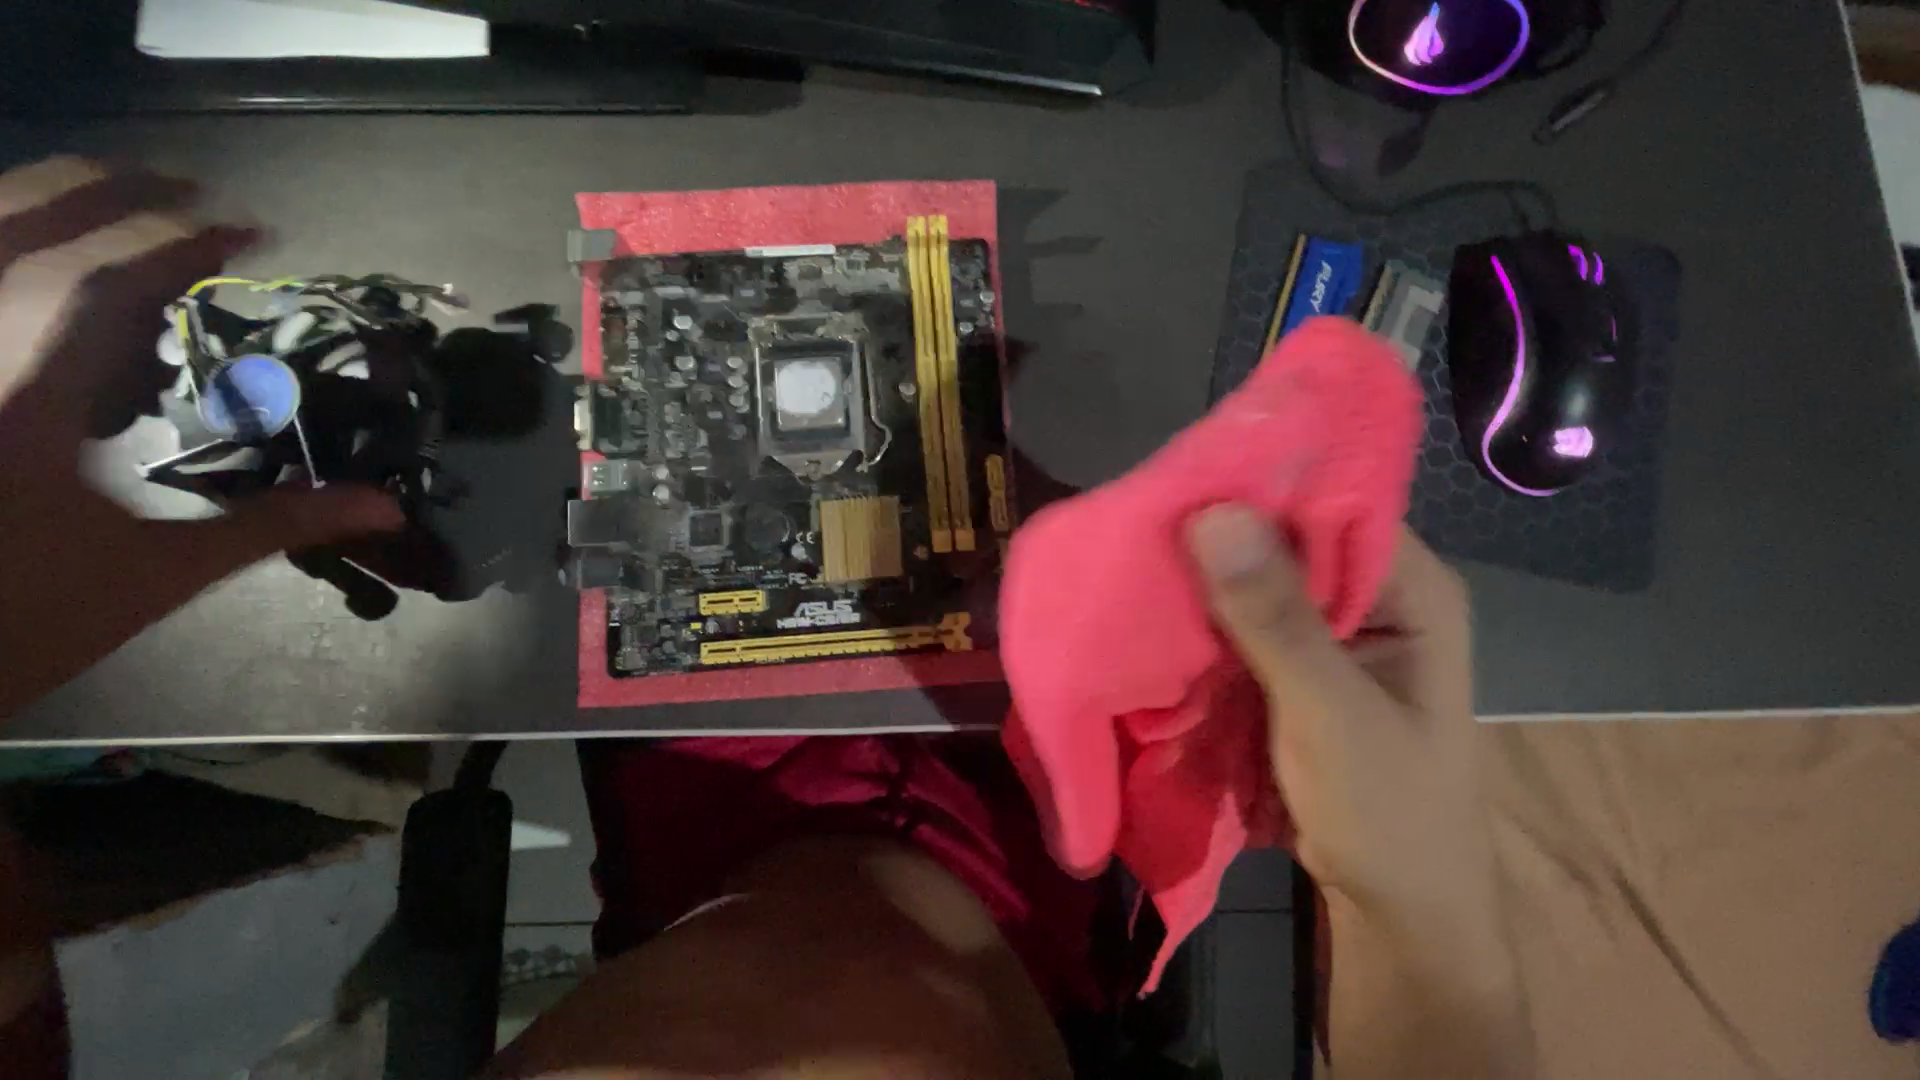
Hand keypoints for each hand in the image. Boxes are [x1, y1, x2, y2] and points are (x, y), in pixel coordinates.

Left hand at [0, 158, 402, 717]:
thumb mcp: (152, 575)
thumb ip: (270, 525)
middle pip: (15, 225)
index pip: (105, 280)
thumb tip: (385, 506)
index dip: (183, 239)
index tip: (253, 230)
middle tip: (188, 188)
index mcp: (18, 399)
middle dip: (106, 191)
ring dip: (37, 202)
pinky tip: (29, 259)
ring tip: (113, 200)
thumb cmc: (7, 620)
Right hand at [1189, 507, 1526, 1077]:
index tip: (1180, 481)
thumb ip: (1276, 620)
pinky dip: (1201, 620)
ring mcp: (1331, 631)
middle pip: (1288, 538)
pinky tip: (1156, 610)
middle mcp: (1374, 595)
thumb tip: (1214, 512)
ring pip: (1256, 580)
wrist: (1394, 911)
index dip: (1259, 486)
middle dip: (1218, 534)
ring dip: (1202, 578)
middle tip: (1140, 521)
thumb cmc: (1387, 815)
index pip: (1333, 503)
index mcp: (1412, 589)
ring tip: (1134, 556)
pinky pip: (1240, 623)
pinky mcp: (1294, 664)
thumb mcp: (1332, 716)